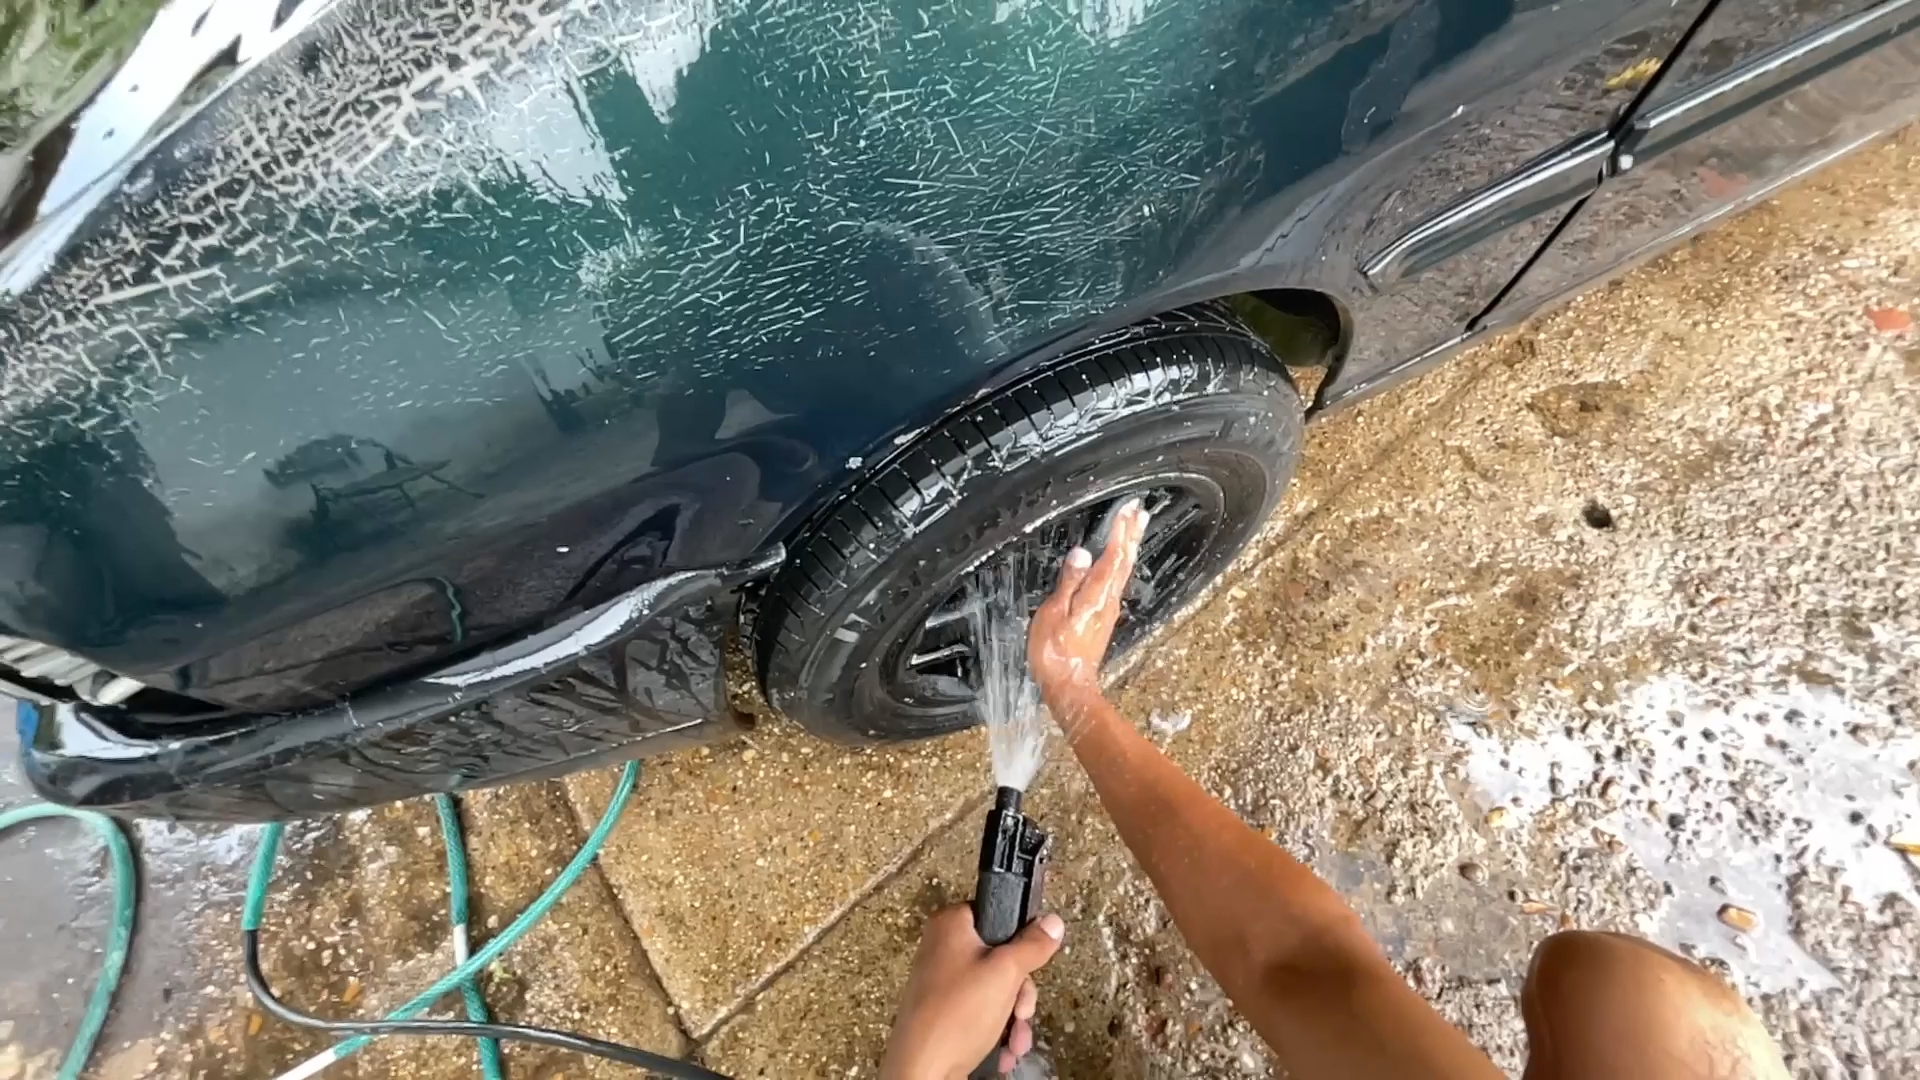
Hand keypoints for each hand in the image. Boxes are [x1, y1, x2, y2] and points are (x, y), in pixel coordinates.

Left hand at [880, 905, 1065, 1079]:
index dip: (1019, 941)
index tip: (1031, 965)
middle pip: (1001, 958)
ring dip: (1013, 1017)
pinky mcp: (943, 1011)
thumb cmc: (957, 1013)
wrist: (922, 1072)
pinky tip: (1002, 1051)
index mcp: (951, 923)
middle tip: (1022, 1011)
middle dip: (1019, 993)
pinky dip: (996, 1029)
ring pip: (994, 989)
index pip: (997, 916)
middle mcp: (943, 947)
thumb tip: (1053, 922)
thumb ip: (1032, 946)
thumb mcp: (1006, 973)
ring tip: (1015, 1041)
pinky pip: (980, 1011)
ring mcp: (942, 981)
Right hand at [1027, 499, 1149, 724]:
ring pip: (1123, 571)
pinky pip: (1116, 582)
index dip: (1120, 531)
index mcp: (1097, 596)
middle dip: (1131, 534)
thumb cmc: (1055, 653)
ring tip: (1134, 528)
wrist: (1068, 687)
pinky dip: (1120, 564)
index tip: (1128, 509)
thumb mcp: (1053, 614)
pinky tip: (1117, 562)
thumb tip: (1081, 553)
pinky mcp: (1103, 618)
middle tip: (1140, 511)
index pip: (1113, 556)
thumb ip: (1069, 582)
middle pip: (1125, 561)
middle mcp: (1109, 601)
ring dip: (1129, 547)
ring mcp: (1109, 610)